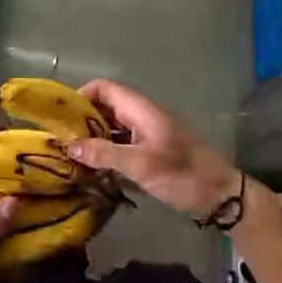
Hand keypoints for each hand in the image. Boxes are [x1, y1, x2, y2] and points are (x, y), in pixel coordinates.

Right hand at [66, 80, 242, 219]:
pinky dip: (107, 148)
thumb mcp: (140, 165)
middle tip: (61, 140)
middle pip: (106, 105)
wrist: (221, 195)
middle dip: (82, 118)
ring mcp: (149, 131)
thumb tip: (68, 146)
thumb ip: (104, 154)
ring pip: (113, 124)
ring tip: (71, 154)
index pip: (104, 88)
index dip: (81, 96)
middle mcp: (143, 114)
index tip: (60, 117)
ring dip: (93, 135)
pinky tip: (94, 166)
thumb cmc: (182, 175)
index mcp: (142, 109)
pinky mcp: (153, 148)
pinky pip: (123, 140)